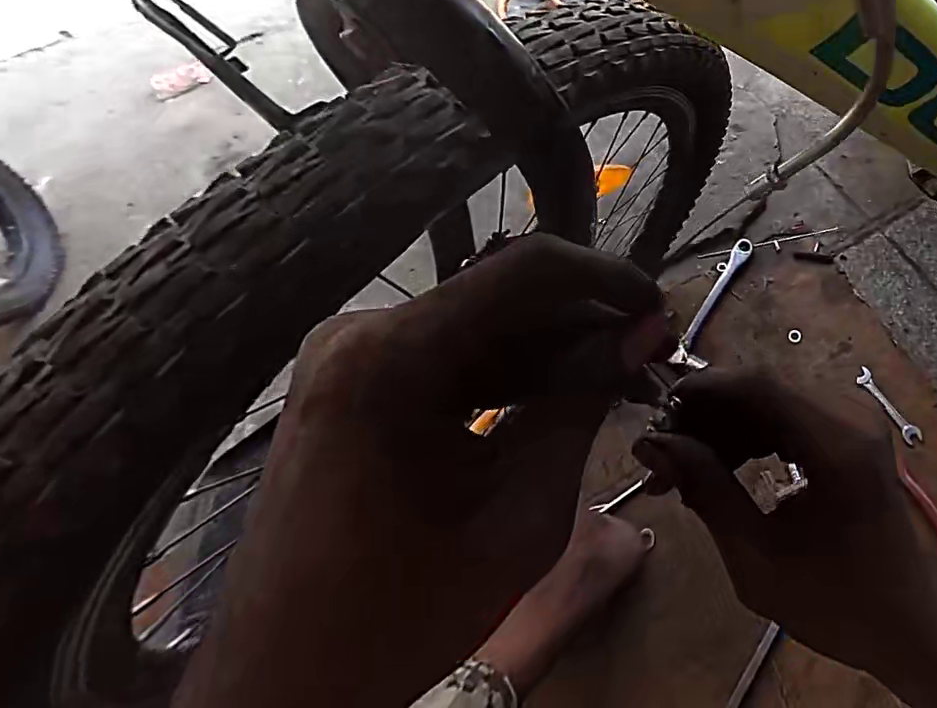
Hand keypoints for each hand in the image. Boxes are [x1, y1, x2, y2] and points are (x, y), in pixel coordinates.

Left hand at [175, 236, 670, 707]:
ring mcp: (359, 350)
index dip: (607, 278)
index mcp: (390, 357)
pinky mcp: (364, 374)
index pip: (527, 270)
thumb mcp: (522, 512)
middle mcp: (366, 331)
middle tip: (651, 352)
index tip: (657, 309)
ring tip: (624, 375)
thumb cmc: (397, 619)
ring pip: (492, 323)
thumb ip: (585, 404)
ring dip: (561, 348)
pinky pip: (463, 352)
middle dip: (590, 321)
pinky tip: (570, 390)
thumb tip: (644, 333)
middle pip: (510, 297)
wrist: (279, 686)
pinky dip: (521, 370)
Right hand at [632, 369, 936, 707]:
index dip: (703, 390)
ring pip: (771, 396)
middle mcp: (851, 412)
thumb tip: (655, 445)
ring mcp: (854, 414)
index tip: (656, 413)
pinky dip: (751, 431)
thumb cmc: (837, 601)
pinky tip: (721, 464)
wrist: (907, 617)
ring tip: (683, 467)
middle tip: (662, 451)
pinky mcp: (849, 424)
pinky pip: (788, 410)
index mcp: (839, 443)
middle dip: (708, 412)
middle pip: (764, 386)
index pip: (760, 385)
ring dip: (725, 424)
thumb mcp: (759, 560)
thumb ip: (708, 492)